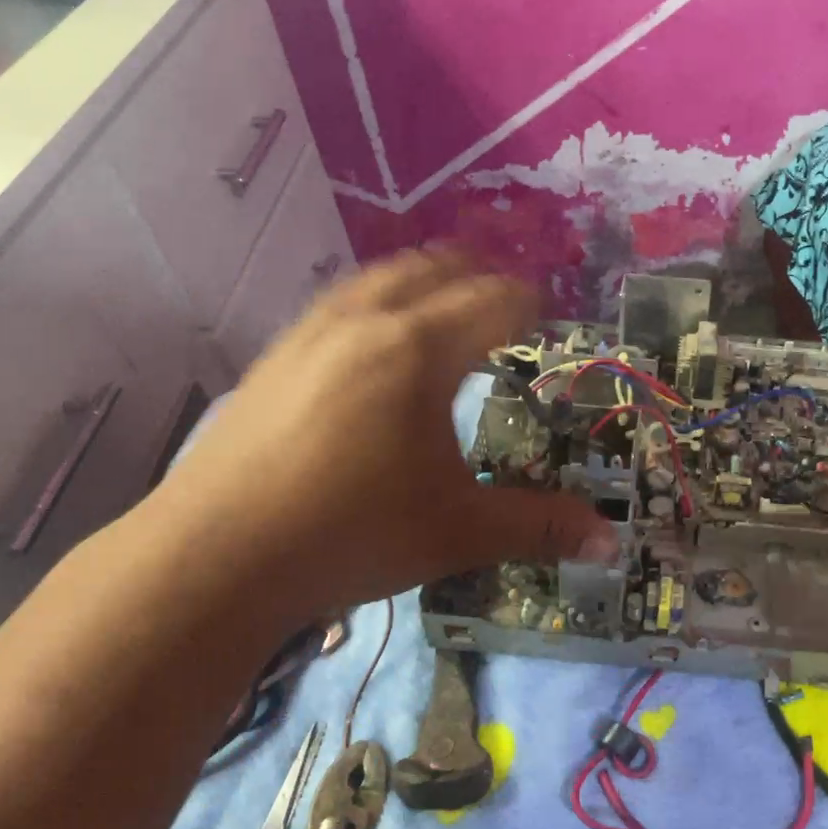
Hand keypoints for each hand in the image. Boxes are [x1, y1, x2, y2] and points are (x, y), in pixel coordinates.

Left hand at [141, 250, 615, 626]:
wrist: (215, 558)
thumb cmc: (352, 534)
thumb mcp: (459, 531)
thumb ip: (539, 526)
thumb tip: (612, 540)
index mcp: (419, 350)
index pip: (494, 301)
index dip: (531, 303)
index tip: (553, 314)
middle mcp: (366, 322)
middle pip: (435, 270)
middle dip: (480, 276)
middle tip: (510, 297)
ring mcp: (310, 334)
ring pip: (378, 278)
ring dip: (423, 278)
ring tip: (447, 297)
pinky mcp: (273, 358)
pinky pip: (338, 303)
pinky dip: (374, 300)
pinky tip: (370, 337)